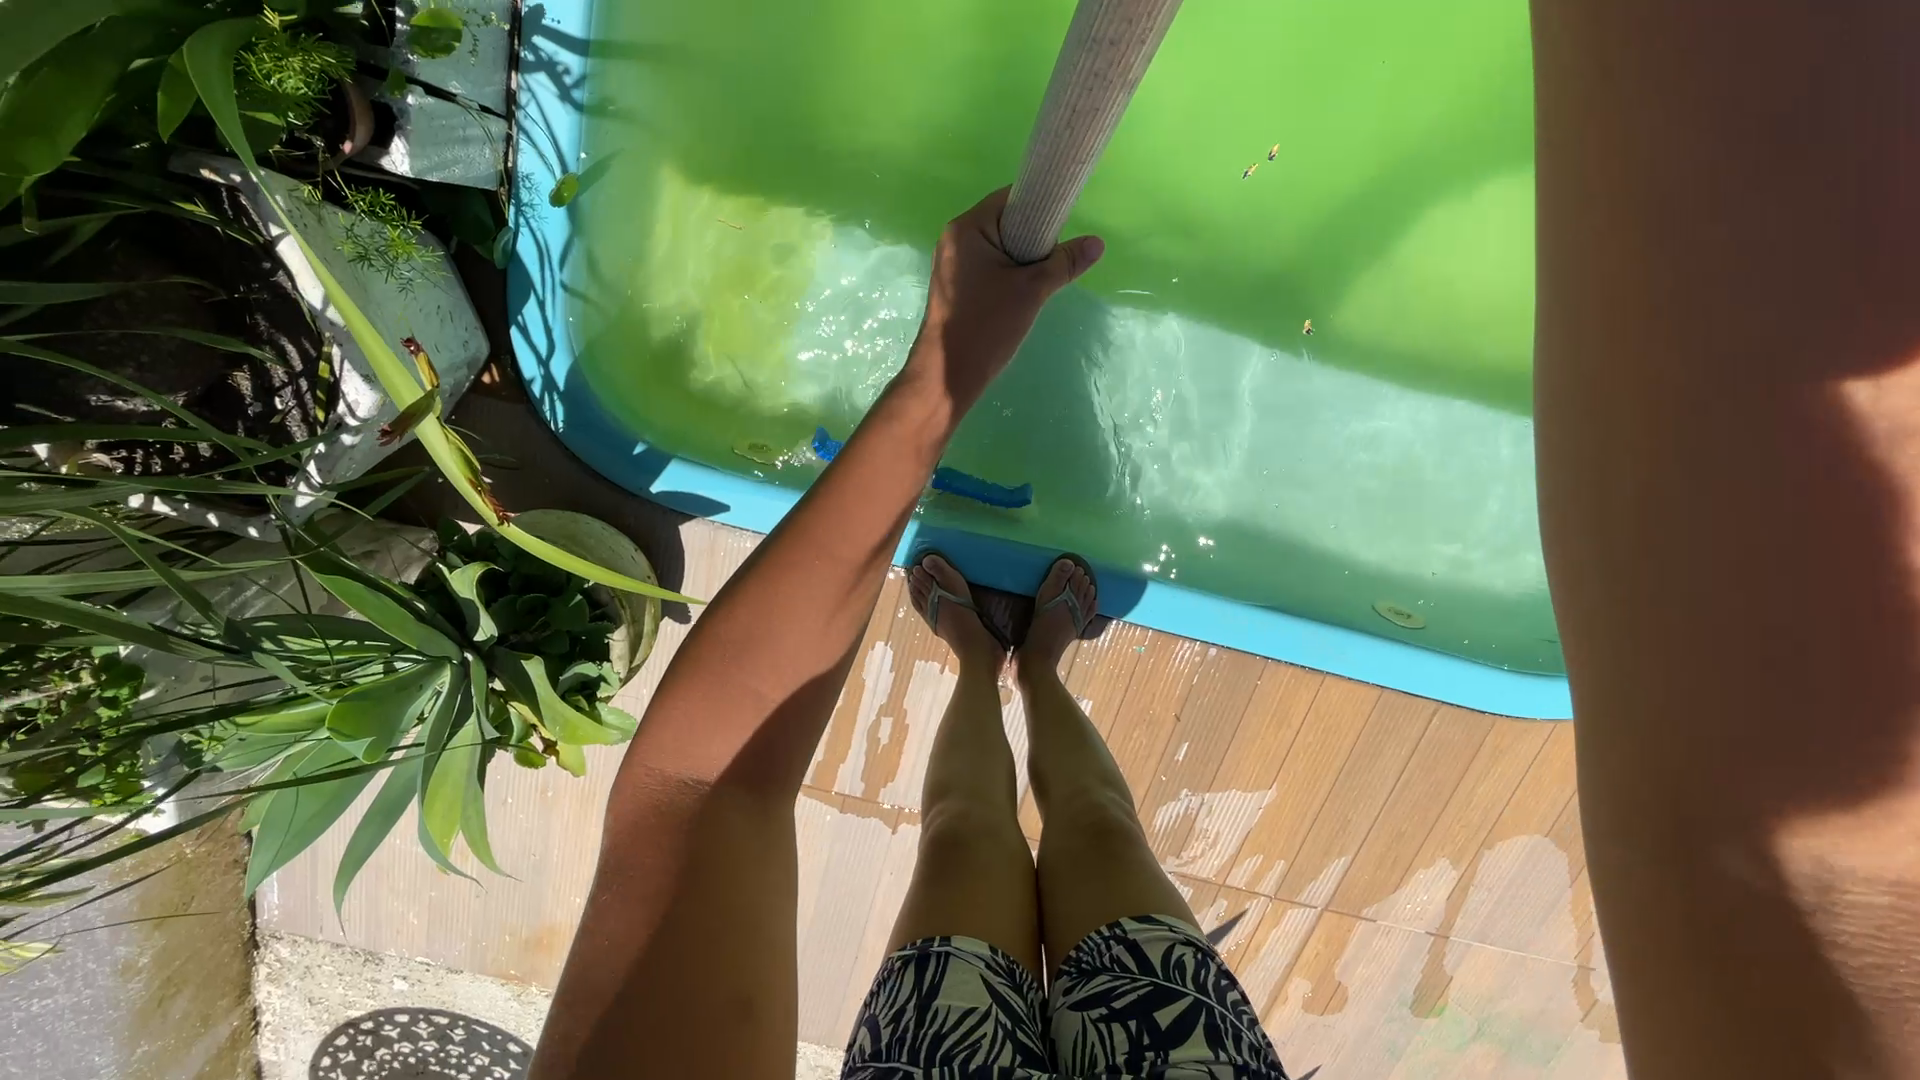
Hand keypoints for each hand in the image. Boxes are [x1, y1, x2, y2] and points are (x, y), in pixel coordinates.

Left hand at [900, 187, 1104, 417]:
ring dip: (1023, 264)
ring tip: (1037, 287)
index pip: (1012, 198)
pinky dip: (1008, 278)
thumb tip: (1097, 243)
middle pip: (1006, 223)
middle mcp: (955, 239)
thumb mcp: (1032, 291)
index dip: (1041, 208)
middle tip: (1052, 265)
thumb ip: (1064, 263)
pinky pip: (989, 269)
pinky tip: (1020, 300)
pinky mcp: (956, 288)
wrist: (947, 375)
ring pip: (999, 250)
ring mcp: (952, 265)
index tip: (1063, 228)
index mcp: (968, 228)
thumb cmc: (987, 326)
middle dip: (1034, 241)